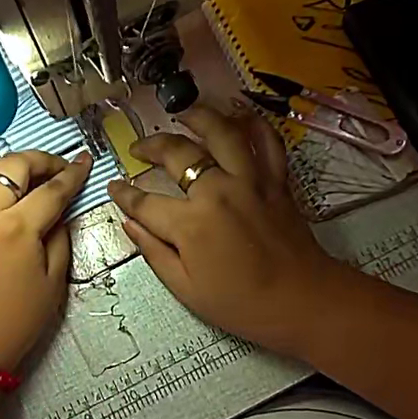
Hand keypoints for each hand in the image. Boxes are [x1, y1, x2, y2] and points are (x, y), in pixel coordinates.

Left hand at [0, 150, 93, 370]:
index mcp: (16, 228)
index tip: (84, 161)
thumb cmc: (17, 320)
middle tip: (57, 168)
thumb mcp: (54, 281)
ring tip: (18, 176)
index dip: (73, 174)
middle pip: (12, 166)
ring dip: (1, 166)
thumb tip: (59, 214)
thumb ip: (59, 238)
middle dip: (40, 160)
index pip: (52, 190)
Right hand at [107, 106, 354, 355]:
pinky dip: (256, 125)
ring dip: (199, 117)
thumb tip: (129, 224)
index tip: (114, 187)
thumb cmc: (242, 304)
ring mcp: (250, 181)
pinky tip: (241, 116)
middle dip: (150, 146)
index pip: (145, 202)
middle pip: (177, 153)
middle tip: (139, 148)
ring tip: (183, 114)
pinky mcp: (276, 181)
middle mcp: (218, 191)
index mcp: (191, 223)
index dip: (124, 194)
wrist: (303, 301)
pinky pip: (267, 143)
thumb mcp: (187, 289)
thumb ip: (154, 252)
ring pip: (222, 133)